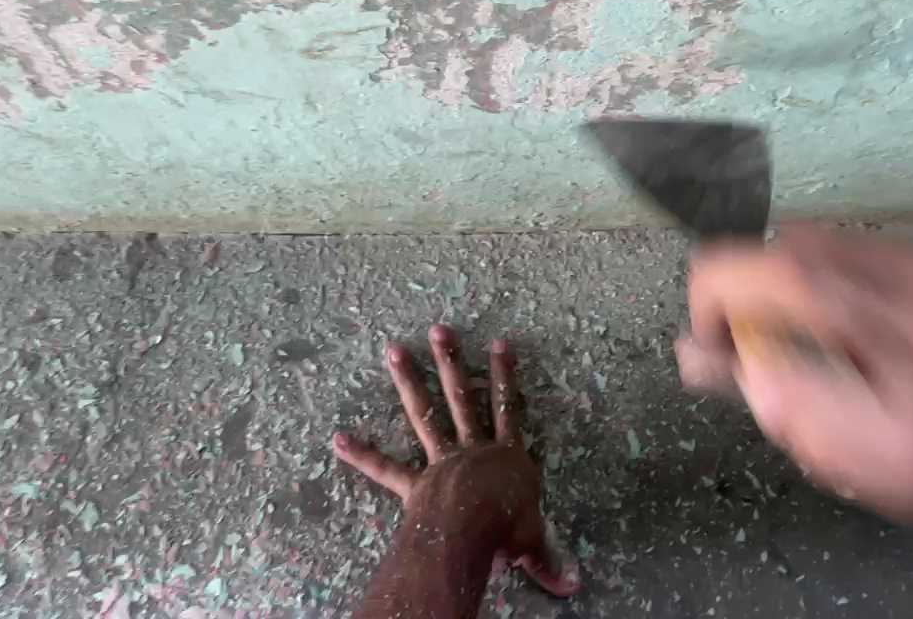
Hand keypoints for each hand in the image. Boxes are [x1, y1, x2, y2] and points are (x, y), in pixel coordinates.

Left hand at [334, 324, 578, 596]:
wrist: (471, 535)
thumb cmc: (506, 531)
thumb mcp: (533, 542)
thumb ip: (548, 559)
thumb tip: (573, 585)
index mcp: (505, 456)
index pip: (509, 408)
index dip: (505, 375)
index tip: (500, 341)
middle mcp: (472, 449)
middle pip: (460, 397)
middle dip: (450, 361)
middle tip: (437, 328)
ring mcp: (441, 461)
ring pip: (425, 414)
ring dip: (409, 381)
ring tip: (393, 349)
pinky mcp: (416, 484)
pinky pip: (385, 469)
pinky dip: (363, 454)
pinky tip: (339, 438)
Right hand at [677, 225, 912, 522]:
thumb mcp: (848, 455)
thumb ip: (773, 399)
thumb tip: (691, 354)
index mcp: (905, 339)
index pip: (795, 276)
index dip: (726, 287)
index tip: (705, 330)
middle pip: (792, 250)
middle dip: (742, 289)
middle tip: (737, 341)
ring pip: (804, 241)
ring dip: (768, 282)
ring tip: (781, 334)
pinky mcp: (912, 256)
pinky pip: (827, 246)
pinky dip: (797, 276)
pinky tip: (813, 319)